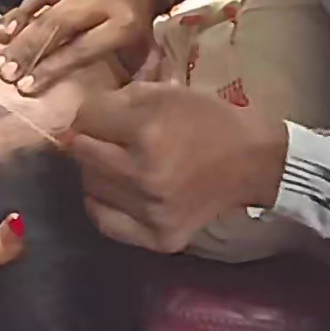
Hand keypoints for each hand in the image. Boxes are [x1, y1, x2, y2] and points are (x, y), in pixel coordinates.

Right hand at [0, 0, 167, 91]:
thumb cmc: (141, 29)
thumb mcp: (141, 54)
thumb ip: (121, 77)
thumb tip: (90, 108)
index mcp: (123, 26)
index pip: (82, 48)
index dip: (54, 67)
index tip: (27, 88)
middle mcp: (99, 6)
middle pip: (58, 28)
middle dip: (29, 52)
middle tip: (5, 76)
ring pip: (47, 12)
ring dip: (21, 37)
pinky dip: (23, 10)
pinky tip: (6, 29)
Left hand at [68, 83, 288, 252]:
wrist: (249, 162)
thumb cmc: (206, 119)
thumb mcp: (166, 92)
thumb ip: (119, 98)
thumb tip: (80, 115)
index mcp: (148, 129)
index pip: (88, 117)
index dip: (92, 110)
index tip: (104, 112)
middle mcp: (144, 174)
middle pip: (82, 152)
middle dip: (90, 137)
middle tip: (108, 135)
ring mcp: (150, 211)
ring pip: (89, 185)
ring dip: (96, 169)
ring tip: (116, 160)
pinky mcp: (158, 238)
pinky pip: (105, 221)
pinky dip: (102, 202)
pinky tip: (116, 189)